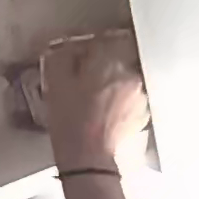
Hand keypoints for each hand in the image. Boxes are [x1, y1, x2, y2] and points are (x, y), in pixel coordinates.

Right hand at [41, 31, 148, 169]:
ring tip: (94, 99)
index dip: (90, 46)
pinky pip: (131, 98)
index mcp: (109, 61)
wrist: (88, 160)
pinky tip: (104, 113)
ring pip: (125, 79)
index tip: (81, 54)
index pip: (105, 39)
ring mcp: (140, 96)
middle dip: (102, 65)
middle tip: (85, 78)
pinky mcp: (143, 115)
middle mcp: (131, 74)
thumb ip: (62, 56)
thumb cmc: (70, 122)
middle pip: (118, 58)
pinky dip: (119, 102)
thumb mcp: (55, 82)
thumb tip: (68, 47)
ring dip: (112, 84)